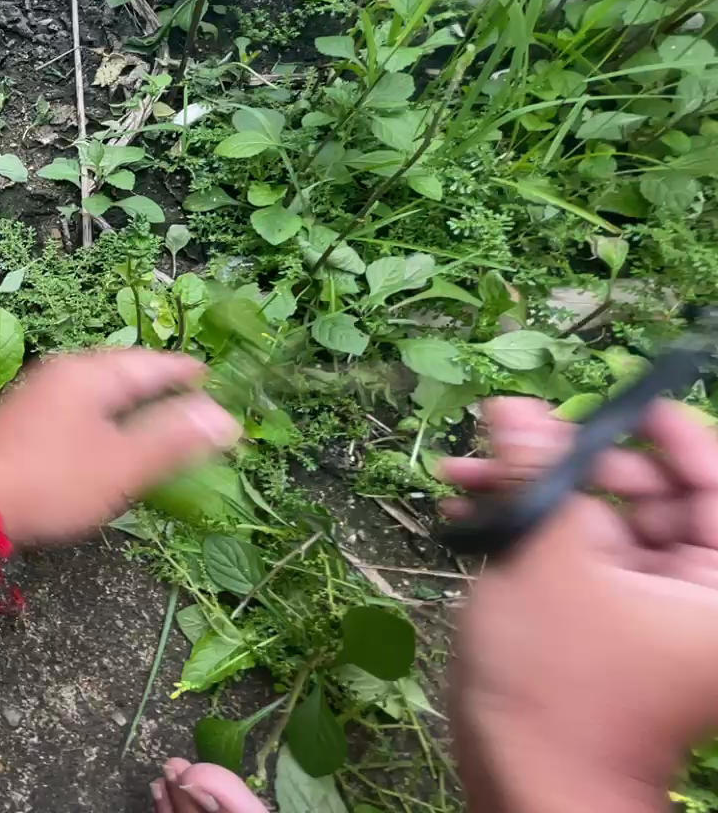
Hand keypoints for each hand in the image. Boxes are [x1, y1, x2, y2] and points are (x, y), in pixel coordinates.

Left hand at [0, 349, 239, 545]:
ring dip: (122, 395)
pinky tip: (99, 431)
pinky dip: (98, 412)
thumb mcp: (123, 463)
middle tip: (181, 384)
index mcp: (88, 375)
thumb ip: (173, 439)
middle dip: (150, 378)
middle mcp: (58, 375)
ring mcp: (33, 396)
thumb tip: (224, 416)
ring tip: (146, 404)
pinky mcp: (18, 420)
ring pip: (90, 387)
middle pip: (115, 369)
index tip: (207, 373)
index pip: (146, 364)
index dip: (179, 371)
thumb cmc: (53, 479)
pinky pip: (72, 405)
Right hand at [440, 397, 717, 811]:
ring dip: (529, 490)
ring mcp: (656, 600)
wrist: (529, 755)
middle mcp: (706, 588)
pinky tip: (470, 513)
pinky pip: (574, 543)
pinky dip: (524, 523)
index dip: (674, 435)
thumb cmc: (556, 666)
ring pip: (600, 514)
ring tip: (462, 478)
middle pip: (651, 493)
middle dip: (567, 462)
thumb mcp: (545, 556)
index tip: (620, 400)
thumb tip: (516, 405)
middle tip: (500, 441)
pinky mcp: (606, 606)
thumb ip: (538, 475)